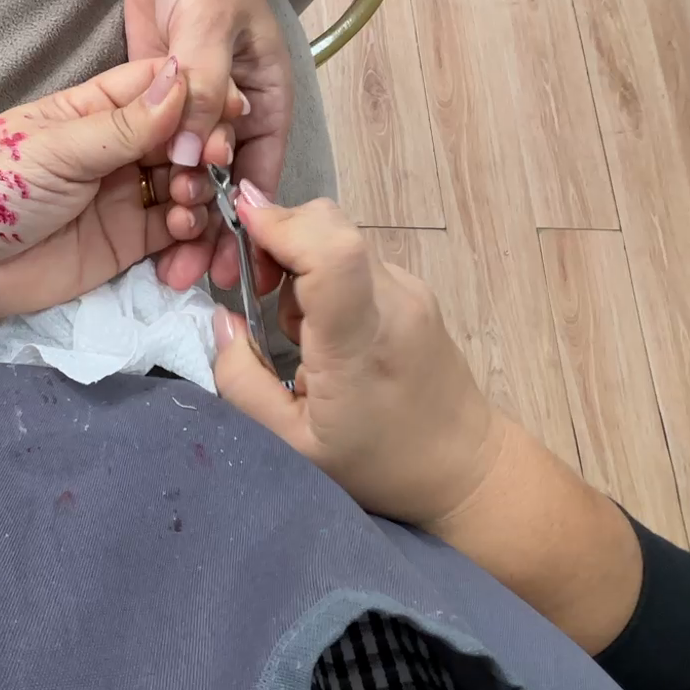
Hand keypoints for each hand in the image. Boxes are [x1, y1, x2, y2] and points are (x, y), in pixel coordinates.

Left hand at [0, 57, 191, 323]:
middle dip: (203, 147)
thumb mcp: (55, 149)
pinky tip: (185, 229)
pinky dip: (191, 229)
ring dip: (200, 189)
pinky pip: (175, 229)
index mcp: (93, 111)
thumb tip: (182, 78)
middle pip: (180, 137)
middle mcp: (117, 149)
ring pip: (185, 183)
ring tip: (189, 200)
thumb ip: (121, 125)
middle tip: (211, 161)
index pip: (156, 88)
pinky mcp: (129, 240)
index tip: (230, 106)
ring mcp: (125, 195)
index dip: (195, 94)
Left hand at [125, 0, 292, 292]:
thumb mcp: (204, 27)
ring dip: (185, 229)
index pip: (260, 173)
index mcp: (259, 102)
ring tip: (174, 272)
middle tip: (196, 275)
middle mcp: (229, 124)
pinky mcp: (156, 125)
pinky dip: (158, 206)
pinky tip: (150, 242)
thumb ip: (201, 89)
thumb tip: (199, 159)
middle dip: (214, 236)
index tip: (236, 260)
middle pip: (225, 193)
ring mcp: (189, 128)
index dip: (250, 220)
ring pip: (191, 192)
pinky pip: (159, 175)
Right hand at [208, 189, 503, 527]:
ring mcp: (408, 290)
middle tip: (253, 286)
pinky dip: (319, 272)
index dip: (281, 225)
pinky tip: (319, 324)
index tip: (240, 220)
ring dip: (296, 259)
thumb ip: (241, 380)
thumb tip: (222, 319)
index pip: (331, 254)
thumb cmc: (379, 463)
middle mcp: (391, 301)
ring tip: (291, 325)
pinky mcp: (412, 290)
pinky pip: (352, 257)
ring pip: (337, 236)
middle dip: (276, 236)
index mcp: (358, 343)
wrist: (466, 468)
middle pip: (329, 226)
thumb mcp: (290, 443)